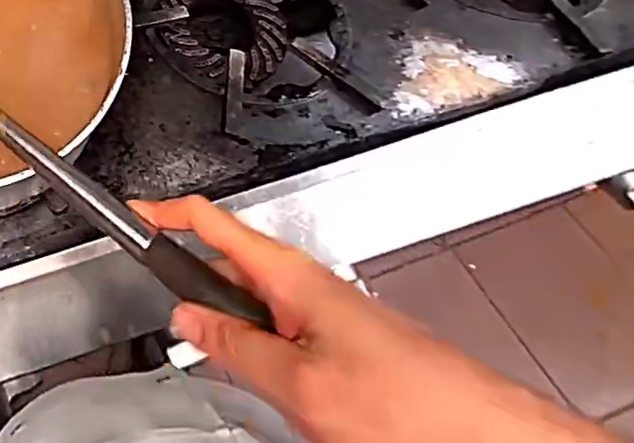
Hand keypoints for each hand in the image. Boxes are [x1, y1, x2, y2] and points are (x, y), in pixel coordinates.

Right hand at [128, 196, 612, 442]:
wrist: (501, 442)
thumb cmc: (420, 408)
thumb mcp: (302, 385)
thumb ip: (233, 344)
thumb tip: (189, 317)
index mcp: (286, 273)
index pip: (206, 220)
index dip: (162, 212)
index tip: (132, 213)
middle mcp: (303, 281)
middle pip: (226, 265)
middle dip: (201, 293)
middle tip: (187, 328)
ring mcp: (323, 309)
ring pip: (255, 310)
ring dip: (240, 337)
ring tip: (260, 384)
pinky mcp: (342, 338)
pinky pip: (284, 335)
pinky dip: (269, 357)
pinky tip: (290, 398)